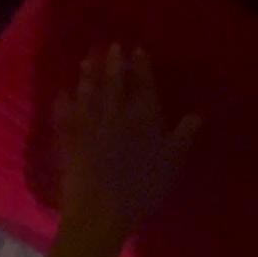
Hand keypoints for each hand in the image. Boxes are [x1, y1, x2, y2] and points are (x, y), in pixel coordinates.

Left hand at [54, 44, 200, 244]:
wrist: (102, 210)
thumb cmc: (142, 188)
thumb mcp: (171, 163)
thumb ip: (183, 136)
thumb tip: (197, 115)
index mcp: (143, 118)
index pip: (143, 86)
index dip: (141, 67)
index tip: (138, 50)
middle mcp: (115, 115)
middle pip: (114, 84)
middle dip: (114, 63)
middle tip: (112, 46)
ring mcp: (89, 126)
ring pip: (89, 94)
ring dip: (88, 76)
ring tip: (87, 60)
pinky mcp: (70, 140)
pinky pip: (65, 116)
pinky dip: (63, 103)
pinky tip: (60, 93)